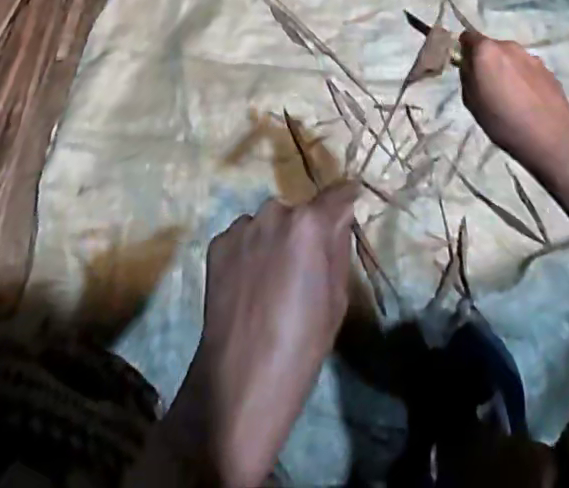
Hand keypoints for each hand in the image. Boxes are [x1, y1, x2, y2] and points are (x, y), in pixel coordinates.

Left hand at [165, 182, 357, 486]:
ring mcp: (240, 227)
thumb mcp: (337, 296)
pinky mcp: (217, 243)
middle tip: (304, 267)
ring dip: (275, 239)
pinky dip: (250, 252)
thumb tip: (339, 219)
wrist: (241, 375)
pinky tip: (249, 285)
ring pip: (269, 223)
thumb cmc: (302, 342)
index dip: (346, 199)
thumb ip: (338, 247)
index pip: (337, 194)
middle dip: (305, 229)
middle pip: (299, 211)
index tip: (351, 202)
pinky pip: (244, 238)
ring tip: (272, 280)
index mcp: (308, 223)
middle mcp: (273, 212)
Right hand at [458, 31, 568, 170]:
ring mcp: (532, 57)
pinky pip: (528, 69)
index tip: (467, 68)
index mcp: (486, 51)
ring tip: (511, 96)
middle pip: (491, 47)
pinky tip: (528, 100)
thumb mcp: (471, 101)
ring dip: (507, 70)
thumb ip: (467, 75)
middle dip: (487, 61)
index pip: (468, 36)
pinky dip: (524, 78)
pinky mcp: (549, 71)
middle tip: (488, 86)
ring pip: (511, 58)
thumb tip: (469, 64)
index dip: (464, 50)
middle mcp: (509, 47)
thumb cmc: (502, 120)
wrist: (551, 138)